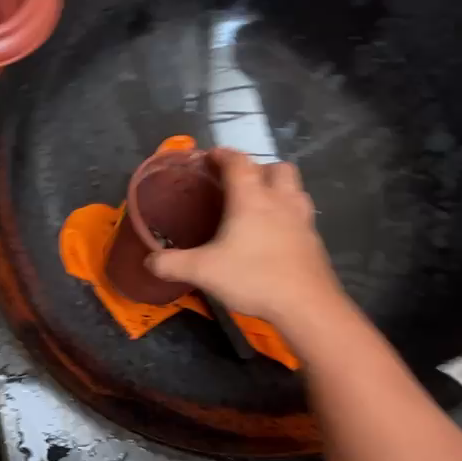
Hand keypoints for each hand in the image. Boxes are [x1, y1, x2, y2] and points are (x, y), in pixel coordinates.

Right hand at [147, 148, 346, 328]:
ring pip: (294, 187)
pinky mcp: (313, 239)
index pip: (238, 164)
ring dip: (277, 187)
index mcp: (251, 199)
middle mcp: (280, 201)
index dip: (223, 155)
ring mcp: (302, 219)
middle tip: (238, 183)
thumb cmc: (252, 278)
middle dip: (257, 168)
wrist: (305, 305)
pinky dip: (287, 212)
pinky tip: (274, 232)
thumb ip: (171, 264)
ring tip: (259, 203)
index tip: (209, 156)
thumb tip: (148, 261)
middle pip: (275, 168)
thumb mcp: (202, 272)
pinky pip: (300, 213)